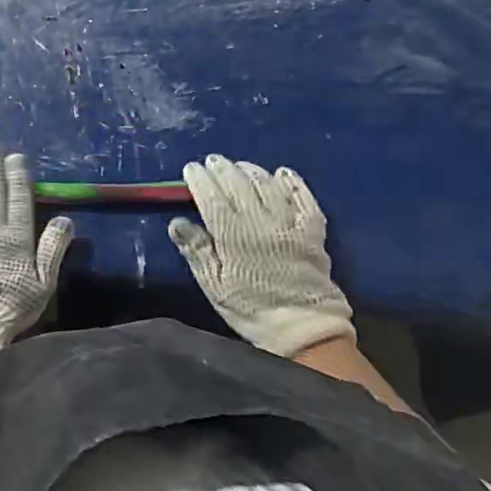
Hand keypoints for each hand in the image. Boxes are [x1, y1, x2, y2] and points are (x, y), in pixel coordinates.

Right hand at [167, 155, 354, 356]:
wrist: (304, 329)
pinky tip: (283, 173)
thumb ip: (196, 251)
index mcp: (233, 237)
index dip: (200, 181)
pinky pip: (305, 201)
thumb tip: (177, 222)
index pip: (212, 199)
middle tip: (212, 161)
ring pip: (270, 188)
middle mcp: (262, 225)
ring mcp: (291, 227)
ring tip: (241, 165)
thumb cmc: (250, 308)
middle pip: (240, 187)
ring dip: (253, 172)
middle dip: (224, 170)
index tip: (190, 169)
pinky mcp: (313, 234)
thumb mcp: (213, 285)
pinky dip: (294, 184)